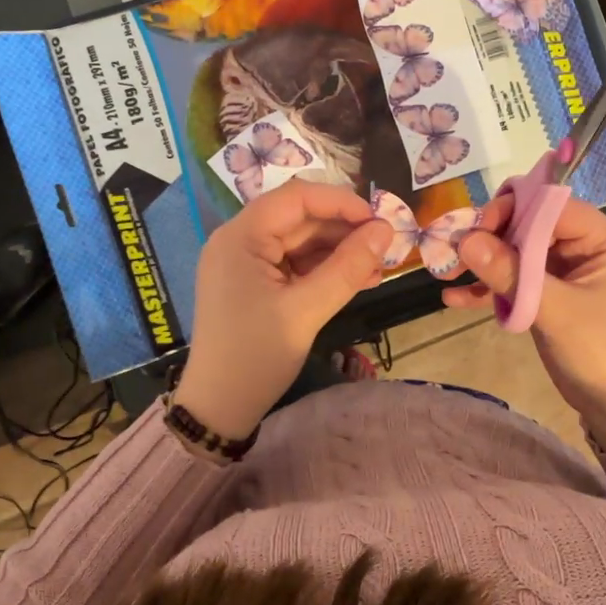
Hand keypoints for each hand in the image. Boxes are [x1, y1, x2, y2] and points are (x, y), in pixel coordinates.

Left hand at [172, 181, 391, 439]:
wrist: (218, 407)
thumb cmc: (256, 356)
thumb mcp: (306, 310)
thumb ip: (347, 267)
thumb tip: (386, 231)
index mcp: (240, 237)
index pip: (296, 197)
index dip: (341, 202)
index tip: (380, 221)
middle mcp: (239, 241)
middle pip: (299, 218)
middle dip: (344, 230)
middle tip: (387, 247)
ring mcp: (245, 263)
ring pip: (300, 242)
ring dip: (339, 251)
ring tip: (379, 268)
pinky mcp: (253, 285)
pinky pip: (294, 265)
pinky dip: (324, 270)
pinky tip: (358, 280)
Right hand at [446, 196, 605, 458]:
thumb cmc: (603, 352)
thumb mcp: (555, 310)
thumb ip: (510, 273)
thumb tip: (465, 239)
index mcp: (600, 237)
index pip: (548, 205)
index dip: (509, 211)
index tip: (473, 231)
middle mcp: (582, 245)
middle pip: (527, 224)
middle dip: (488, 237)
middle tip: (452, 255)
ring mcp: (564, 270)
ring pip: (515, 252)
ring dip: (482, 263)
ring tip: (445, 275)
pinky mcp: (548, 295)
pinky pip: (514, 280)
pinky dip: (488, 289)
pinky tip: (454, 299)